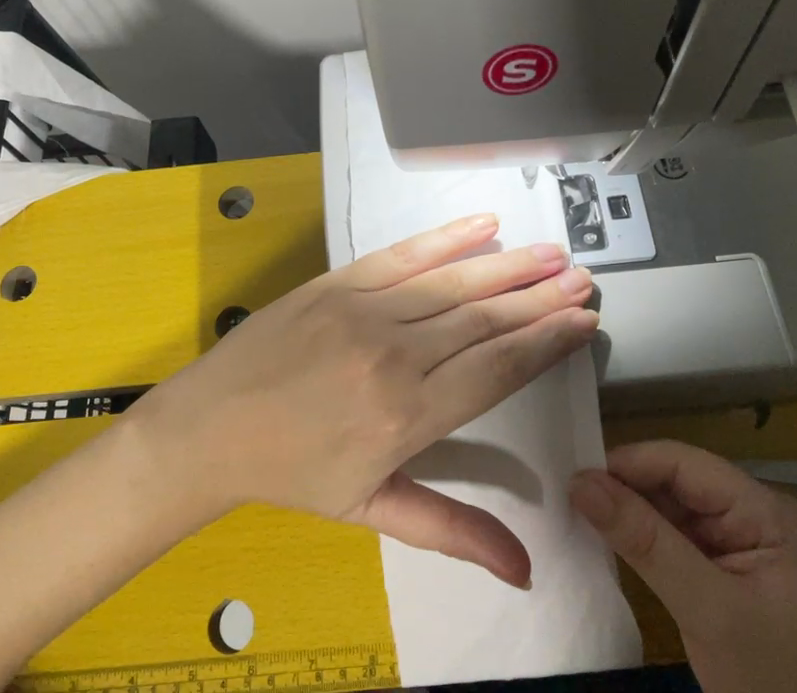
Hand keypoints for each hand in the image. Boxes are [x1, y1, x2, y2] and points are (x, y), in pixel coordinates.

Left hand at [121, 213, 597, 587]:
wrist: (210, 428)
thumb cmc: (294, 473)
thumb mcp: (372, 510)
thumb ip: (452, 530)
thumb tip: (525, 572)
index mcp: (408, 416)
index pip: (497, 369)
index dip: (547, 342)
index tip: (586, 322)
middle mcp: (394, 357)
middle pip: (484, 320)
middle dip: (541, 299)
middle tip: (585, 280)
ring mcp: (363, 312)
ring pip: (453, 284)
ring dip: (510, 266)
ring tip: (554, 253)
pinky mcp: (336, 284)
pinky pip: (402, 255)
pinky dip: (447, 238)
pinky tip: (485, 224)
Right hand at [570, 442, 796, 692]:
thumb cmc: (773, 676)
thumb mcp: (709, 609)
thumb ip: (646, 543)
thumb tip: (580, 483)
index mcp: (764, 509)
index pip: (684, 463)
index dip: (627, 464)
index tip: (572, 481)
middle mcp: (751, 513)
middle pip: (673, 481)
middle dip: (622, 487)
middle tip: (565, 499)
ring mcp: (736, 542)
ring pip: (667, 508)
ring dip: (625, 512)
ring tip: (575, 515)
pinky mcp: (720, 569)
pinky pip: (671, 538)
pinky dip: (637, 538)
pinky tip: (605, 540)